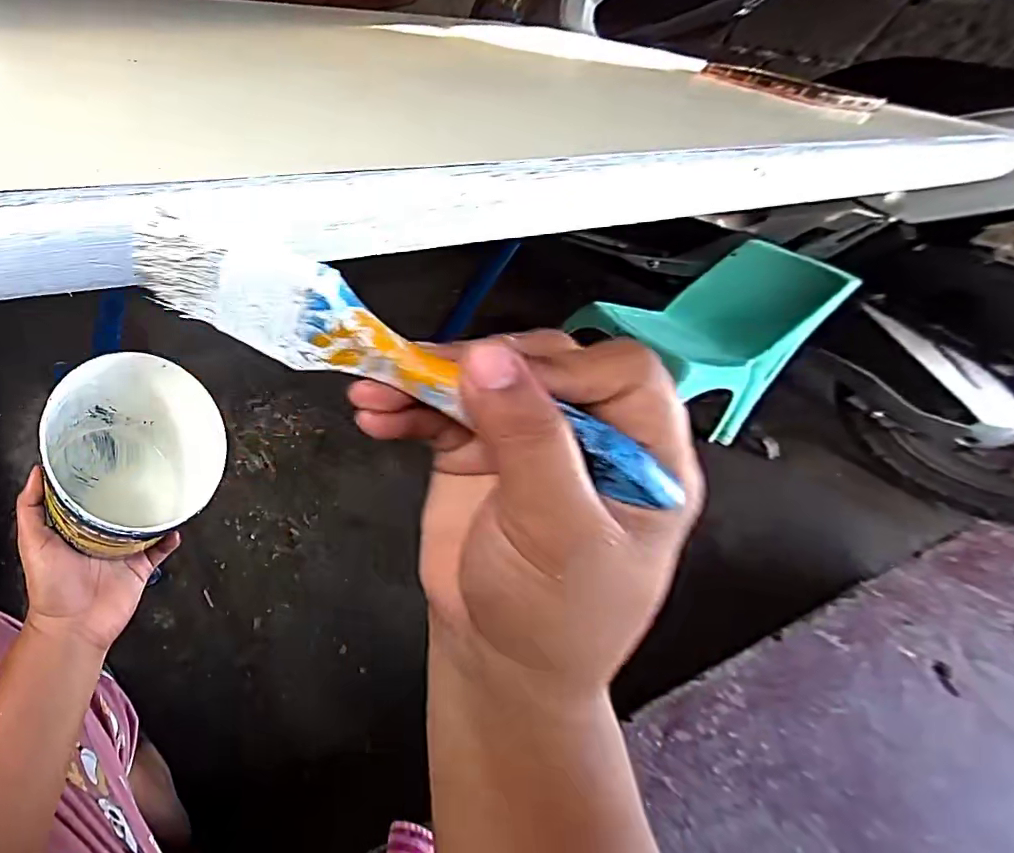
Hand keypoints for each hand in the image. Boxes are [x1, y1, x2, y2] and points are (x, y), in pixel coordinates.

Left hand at [15, 466, 179, 651]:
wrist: (72, 627)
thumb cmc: (49, 588)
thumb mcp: (31, 540)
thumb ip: (30, 507)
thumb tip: (36, 473)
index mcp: (75, 528)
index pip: (86, 496)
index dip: (92, 478)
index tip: (100, 456)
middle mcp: (99, 537)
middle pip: (117, 508)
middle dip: (127, 491)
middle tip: (136, 468)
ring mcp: (121, 553)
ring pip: (141, 525)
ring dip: (151, 511)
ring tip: (161, 490)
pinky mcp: (138, 568)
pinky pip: (158, 550)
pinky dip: (168, 539)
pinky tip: (173, 527)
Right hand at [348, 331, 703, 698]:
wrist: (493, 655)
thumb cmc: (552, 613)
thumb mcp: (555, 529)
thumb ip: (529, 439)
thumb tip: (489, 358)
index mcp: (639, 453)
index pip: (617, 373)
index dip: (561, 367)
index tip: (499, 379)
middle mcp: (582, 434)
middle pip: (536, 363)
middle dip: (473, 365)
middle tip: (422, 374)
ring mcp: (522, 437)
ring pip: (476, 379)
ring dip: (419, 381)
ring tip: (374, 393)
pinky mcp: (471, 447)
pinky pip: (436, 409)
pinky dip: (402, 407)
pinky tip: (376, 417)